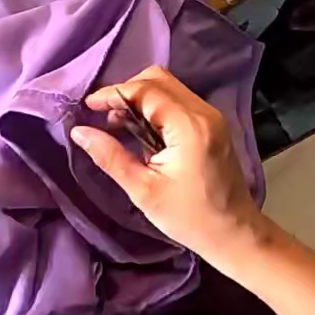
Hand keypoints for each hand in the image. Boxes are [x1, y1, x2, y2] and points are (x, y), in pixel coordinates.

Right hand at [70, 65, 264, 258]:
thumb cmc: (188, 217)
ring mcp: (210, 116)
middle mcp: (203, 113)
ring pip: (167, 87)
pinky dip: (153, 106)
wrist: (235, 234)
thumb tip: (79, 131)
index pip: (145, 91)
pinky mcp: (211, 124)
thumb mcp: (142, 190)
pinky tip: (138, 130)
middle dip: (125, 91)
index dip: (113, 94)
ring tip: (118, 124)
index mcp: (189, 127)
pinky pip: (176, 100)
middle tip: (103, 115)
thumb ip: (110, 156)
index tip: (88, 107)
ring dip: (138, 98)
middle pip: (158, 80)